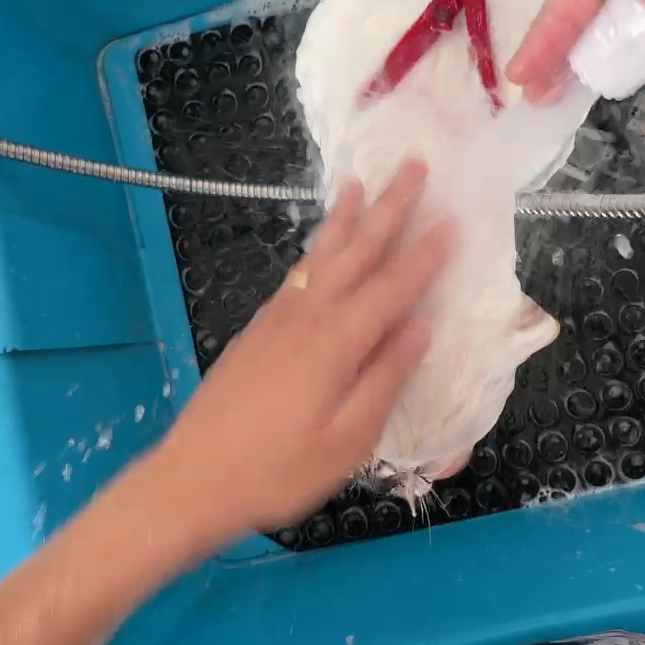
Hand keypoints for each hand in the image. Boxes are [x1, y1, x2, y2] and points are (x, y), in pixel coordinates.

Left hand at [133, 161, 453, 543]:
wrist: (192, 478)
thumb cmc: (277, 471)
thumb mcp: (346, 441)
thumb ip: (385, 379)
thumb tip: (420, 328)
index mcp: (336, 343)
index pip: (392, 288)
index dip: (425, 254)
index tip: (452, 218)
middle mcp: (307, 317)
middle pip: (355, 252)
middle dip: (387, 208)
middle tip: (412, 166)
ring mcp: (277, 319)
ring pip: (320, 256)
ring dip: (345, 219)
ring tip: (359, 183)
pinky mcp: (258, 329)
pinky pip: (297, 274)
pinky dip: (316, 250)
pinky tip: (321, 249)